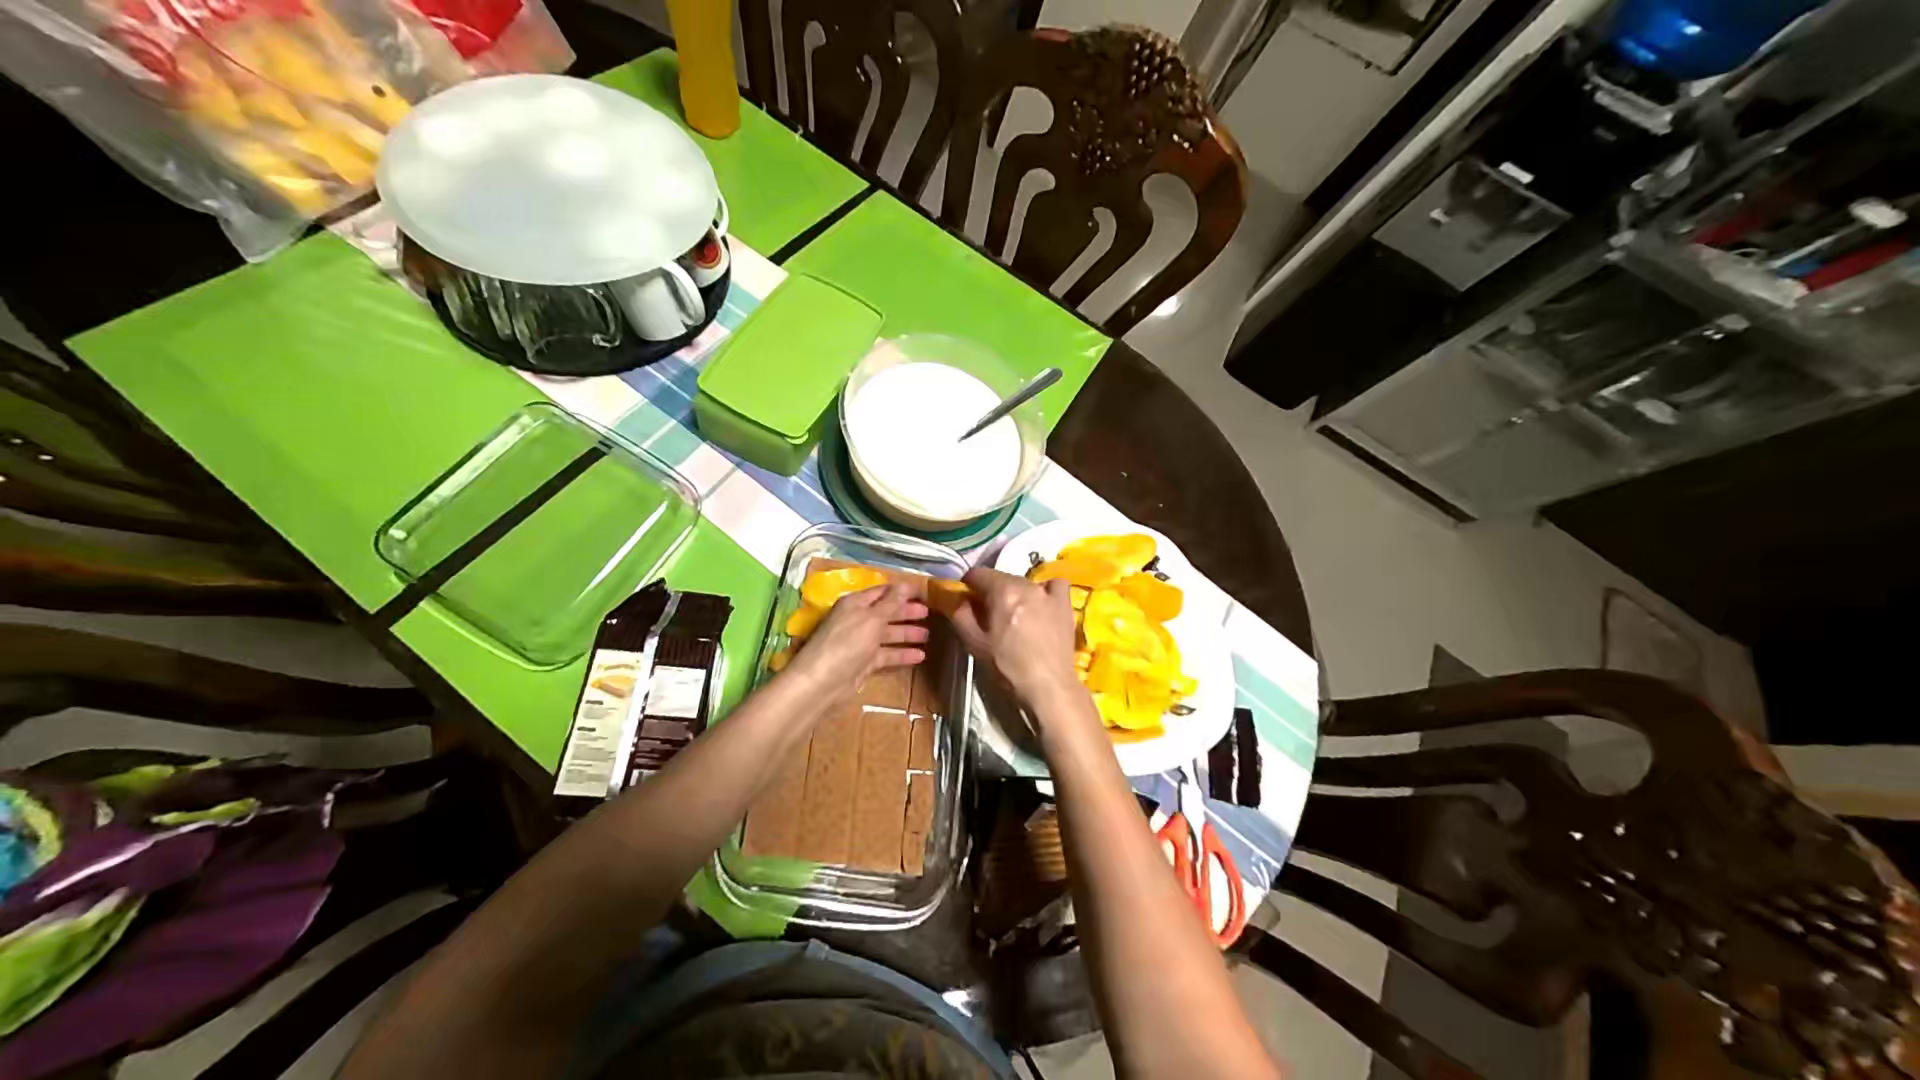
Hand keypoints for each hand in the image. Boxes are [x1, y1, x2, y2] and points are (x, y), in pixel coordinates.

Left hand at [782, 583, 928, 704]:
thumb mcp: (871, 618)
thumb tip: (906, 584)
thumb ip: (891, 602)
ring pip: (888, 634)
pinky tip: (920, 656)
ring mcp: (861, 642)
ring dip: (907, 633)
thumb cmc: (847, 642)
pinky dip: (902, 654)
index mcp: (856, 603)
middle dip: (907, 612)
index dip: (902, 591)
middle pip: (887, 612)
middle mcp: (858, 620)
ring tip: (928, 635)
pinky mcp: (864, 662)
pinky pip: (887, 654)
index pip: (883, 592)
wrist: (823, 681)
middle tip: (928, 613)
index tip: (924, 593)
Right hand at [945, 567, 1081, 706]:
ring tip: (1015, 617)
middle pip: (1001, 578)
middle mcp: (1026, 584)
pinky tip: (1041, 605)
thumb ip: (959, 614)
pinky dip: (1045, 591)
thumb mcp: (973, 643)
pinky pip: (1054, 585)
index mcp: (1002, 591)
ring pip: (1024, 583)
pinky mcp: (1065, 604)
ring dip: (1015, 594)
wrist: (1047, 687)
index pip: (977, 573)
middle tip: (988, 616)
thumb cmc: (1007, 667)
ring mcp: (1048, 593)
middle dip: (991, 592)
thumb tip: (954, 597)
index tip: (965, 601)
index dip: (967, 585)